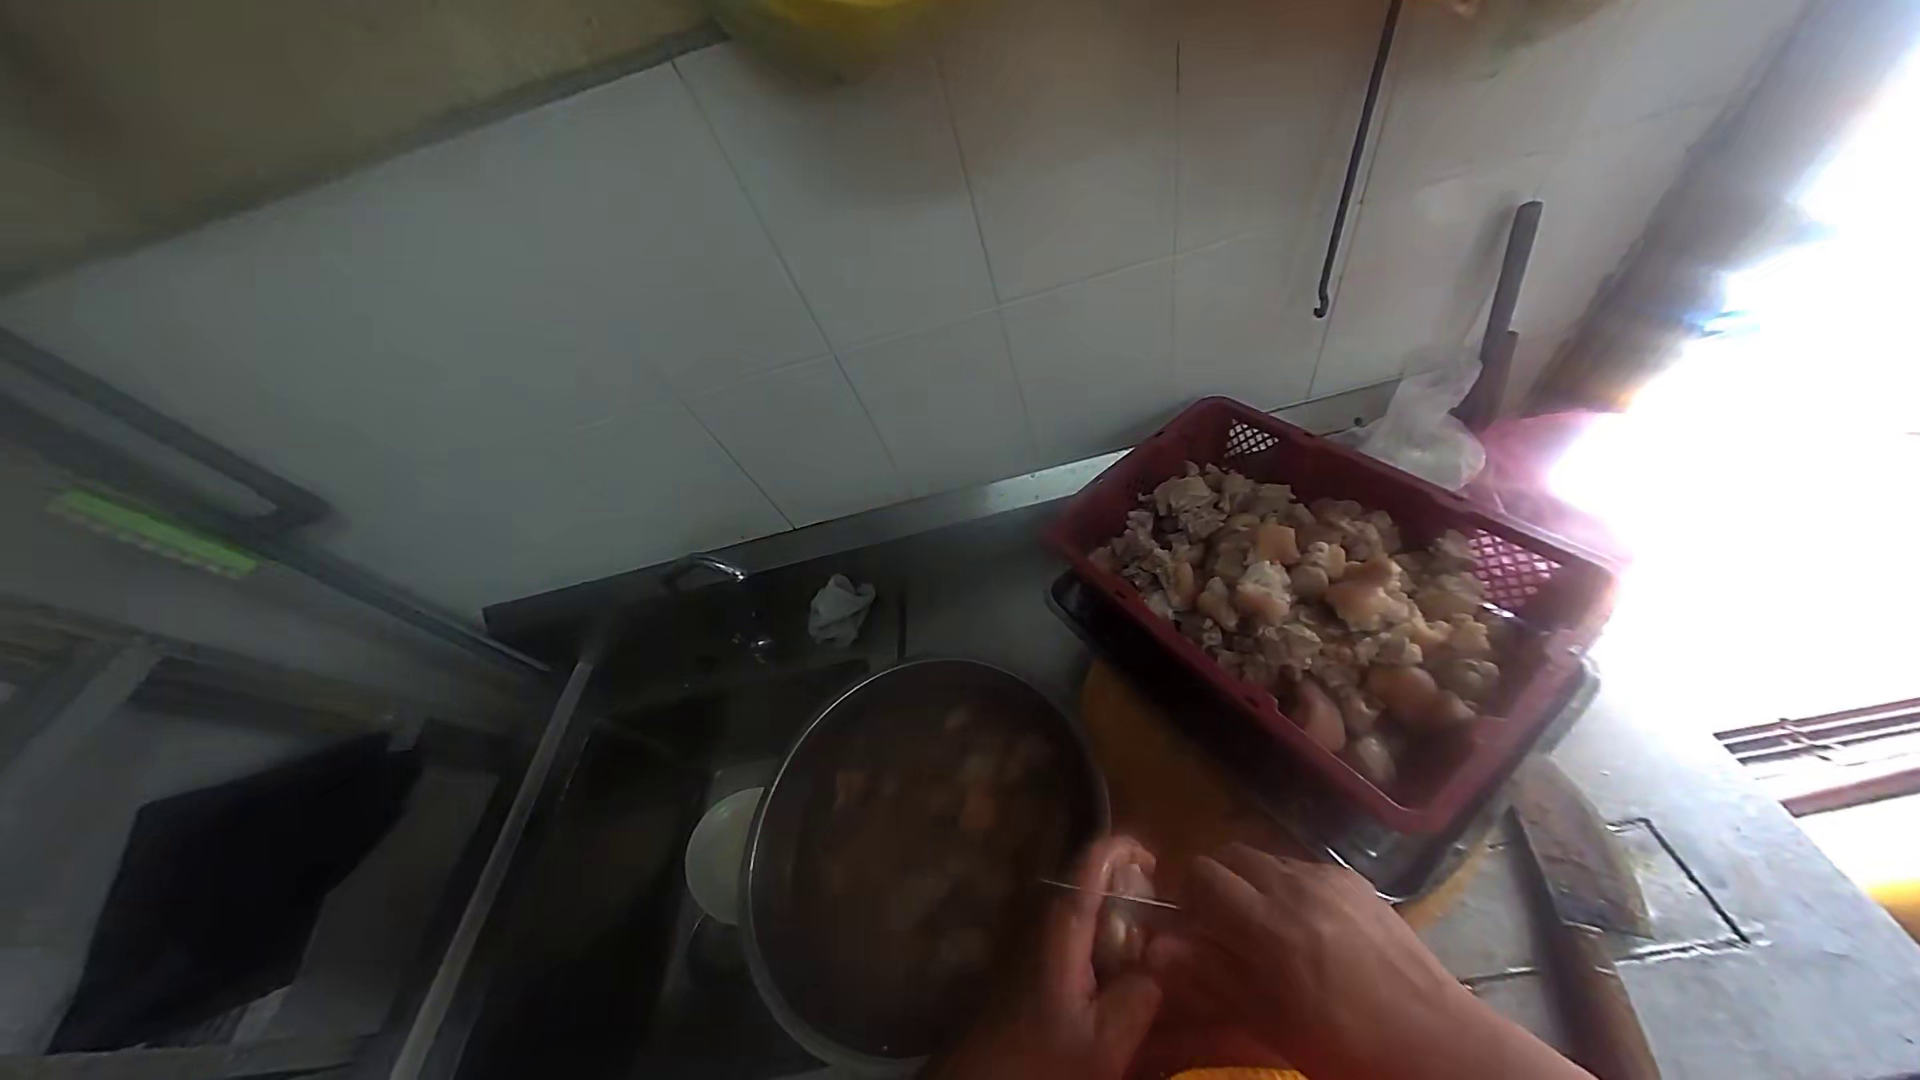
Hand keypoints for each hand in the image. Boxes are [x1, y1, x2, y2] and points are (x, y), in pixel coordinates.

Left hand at [929, 836, 1163, 1079]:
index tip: (1159, 865)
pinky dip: (1100, 932)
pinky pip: (1075, 925)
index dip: (1127, 848)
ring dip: (1114, 909)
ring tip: (1147, 940)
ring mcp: (1038, 930)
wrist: (986, 1076)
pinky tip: (1118, 967)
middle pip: (1090, 874)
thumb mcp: (1106, 1039)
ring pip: (1083, 900)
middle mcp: (1048, 912)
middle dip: (1127, 883)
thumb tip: (1164, 957)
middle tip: (1162, 915)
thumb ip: (1140, 994)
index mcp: (1066, 919)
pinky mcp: (1036, 952)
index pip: (1095, 856)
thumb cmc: (1045, 1057)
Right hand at [1147, 843, 1589, 1079]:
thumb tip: (1158, 946)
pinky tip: (1310, 924)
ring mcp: (1325, 877)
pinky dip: (1289, 885)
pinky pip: (1301, 866)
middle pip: (1230, 854)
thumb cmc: (1344, 1046)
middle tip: (1225, 919)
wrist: (1440, 1046)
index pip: (1201, 872)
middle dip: (1217, 880)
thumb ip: (1210, 973)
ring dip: (1253, 881)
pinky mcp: (1353, 879)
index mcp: (1267, 923)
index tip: (1193, 919)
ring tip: (1269, 923)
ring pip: (1265, 858)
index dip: (1188, 891)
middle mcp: (1292, 885)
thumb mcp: (1269, 1020)